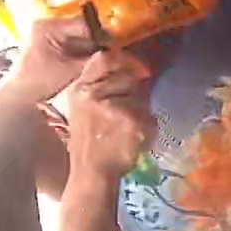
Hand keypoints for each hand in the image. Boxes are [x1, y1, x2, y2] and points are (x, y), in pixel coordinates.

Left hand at [9, 14, 103, 103]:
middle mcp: (48, 26)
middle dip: (96, 43)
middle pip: (80, 30)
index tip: (114, 47)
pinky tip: (91, 64)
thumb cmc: (40, 82)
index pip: (83, 24)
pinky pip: (71, 46)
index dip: (100, 35)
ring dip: (90, 50)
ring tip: (104, 60)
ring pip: (77, 39)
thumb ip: (91, 60)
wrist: (18, 96)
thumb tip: (112, 54)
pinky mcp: (49, 47)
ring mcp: (47, 36)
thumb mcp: (69, 70)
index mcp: (49, 27)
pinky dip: (81, 55)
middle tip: (112, 55)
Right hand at [67, 51, 151, 183]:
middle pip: (129, 78)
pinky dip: (148, 128)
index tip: (140, 69)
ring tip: (127, 130)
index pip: (104, 58)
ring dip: (142, 112)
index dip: (126, 59)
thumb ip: (100, 86)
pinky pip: (150, 117)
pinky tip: (135, 140)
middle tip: (128, 114)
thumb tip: (133, 69)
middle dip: (135, 94)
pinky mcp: (131, 122)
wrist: (91, 173)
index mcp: (81, 89)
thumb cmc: (89, 142)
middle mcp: (94, 94)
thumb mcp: (83, 108)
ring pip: (142, 97)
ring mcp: (114, 107)